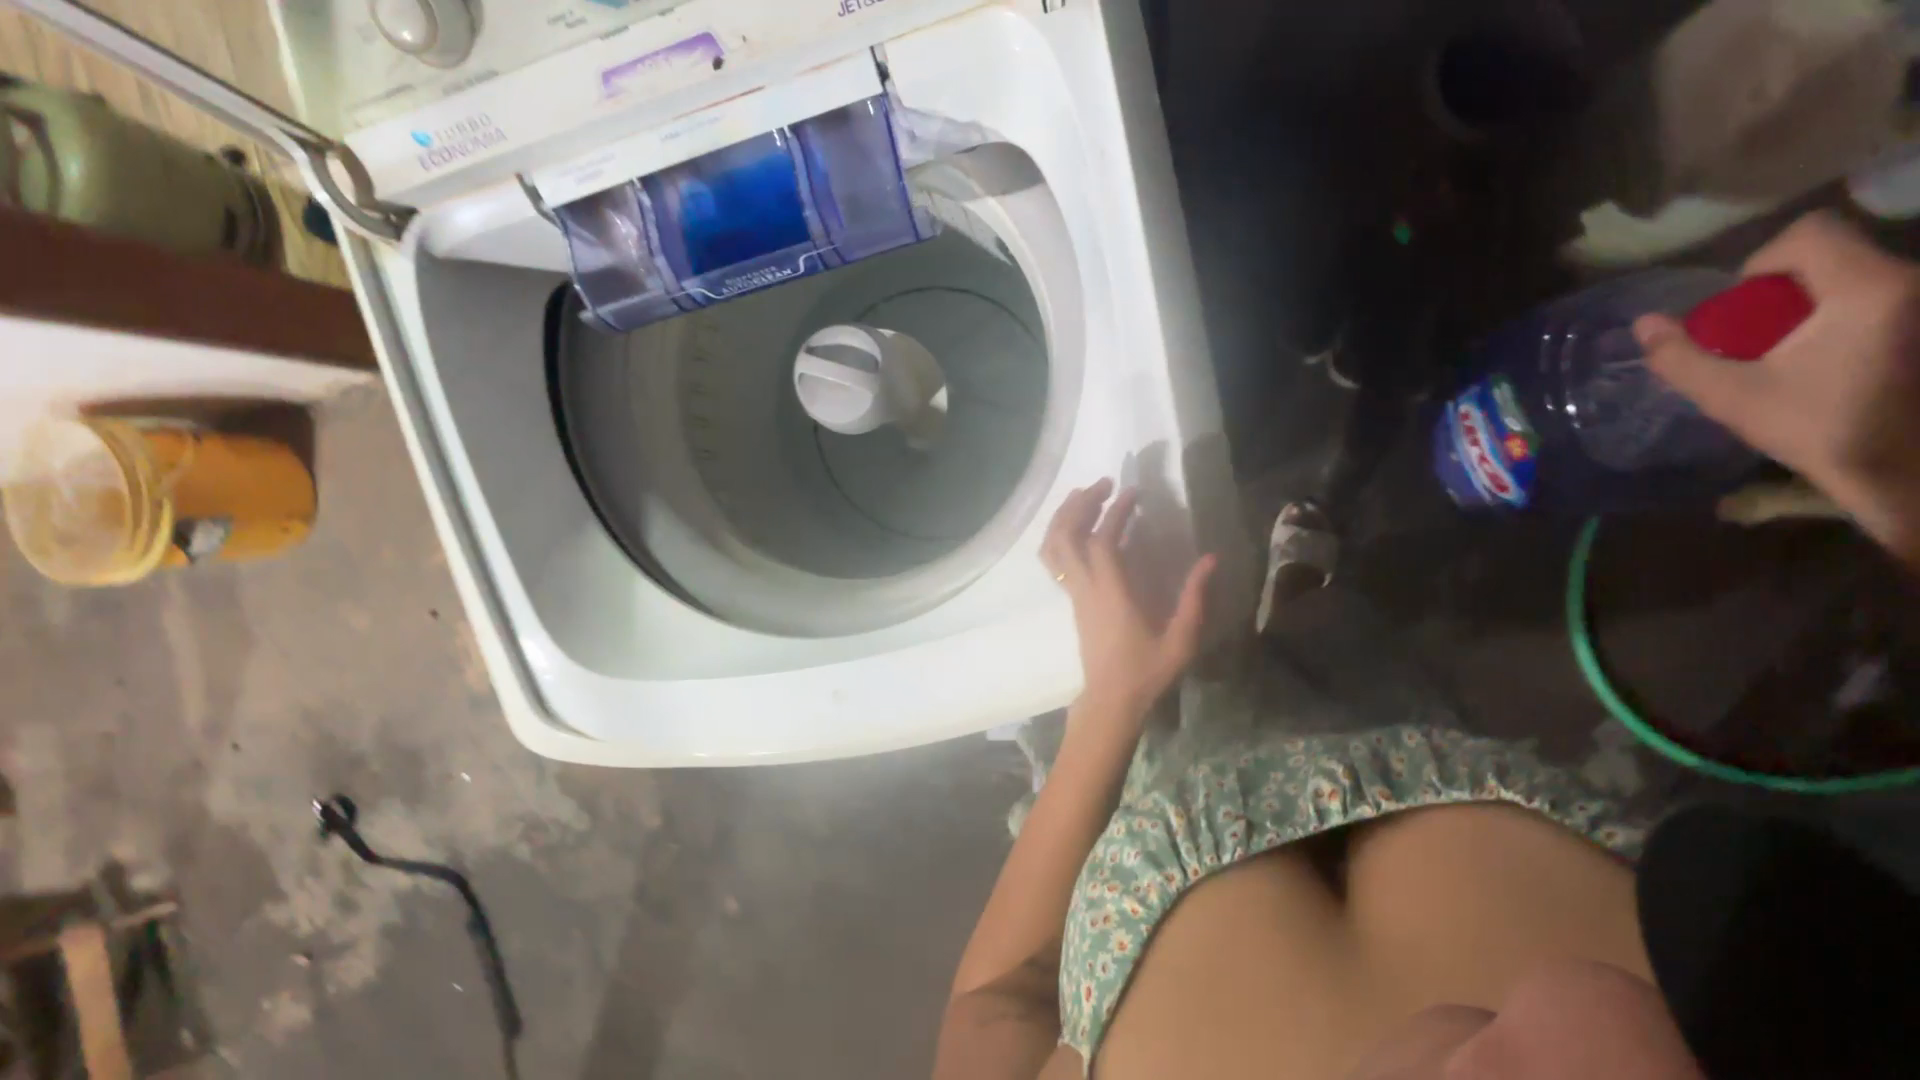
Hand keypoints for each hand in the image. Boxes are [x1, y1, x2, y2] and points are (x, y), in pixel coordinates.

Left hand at [1041, 479, 1216, 721]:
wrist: (1111, 701)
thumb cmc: (1147, 672)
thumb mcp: (1181, 639)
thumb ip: (1194, 598)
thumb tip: (1211, 559)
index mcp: (1111, 595)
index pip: (1102, 543)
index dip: (1114, 513)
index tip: (1132, 492)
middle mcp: (1085, 590)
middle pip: (1066, 537)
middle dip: (1081, 504)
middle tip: (1105, 484)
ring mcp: (1074, 595)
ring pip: (1054, 548)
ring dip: (1065, 517)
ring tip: (1086, 496)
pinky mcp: (1072, 601)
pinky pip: (1055, 562)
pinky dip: (1060, 536)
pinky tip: (1077, 526)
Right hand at [1634, 212, 1919, 560]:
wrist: (1907, 470)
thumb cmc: (1821, 430)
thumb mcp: (1734, 397)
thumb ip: (1682, 358)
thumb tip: (1643, 324)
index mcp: (1866, 287)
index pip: (1809, 233)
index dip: (1764, 261)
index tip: (1745, 308)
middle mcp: (1909, 281)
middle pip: (1831, 255)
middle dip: (1784, 291)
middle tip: (1763, 339)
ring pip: (1854, 278)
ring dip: (1813, 307)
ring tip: (1796, 356)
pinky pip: (1879, 299)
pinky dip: (1843, 321)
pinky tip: (1832, 364)